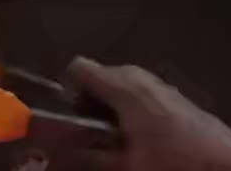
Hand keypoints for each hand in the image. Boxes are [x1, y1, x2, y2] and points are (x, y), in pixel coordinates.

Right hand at [37, 59, 230, 170]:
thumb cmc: (177, 166)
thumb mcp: (127, 168)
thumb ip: (88, 160)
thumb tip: (52, 159)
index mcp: (119, 82)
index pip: (76, 69)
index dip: (68, 97)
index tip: (73, 128)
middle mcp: (136, 74)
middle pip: (98, 82)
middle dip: (92, 113)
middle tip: (98, 149)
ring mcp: (159, 86)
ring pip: (121, 95)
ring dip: (116, 121)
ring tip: (127, 156)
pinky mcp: (178, 102)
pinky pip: (143, 104)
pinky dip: (137, 123)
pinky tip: (152, 155)